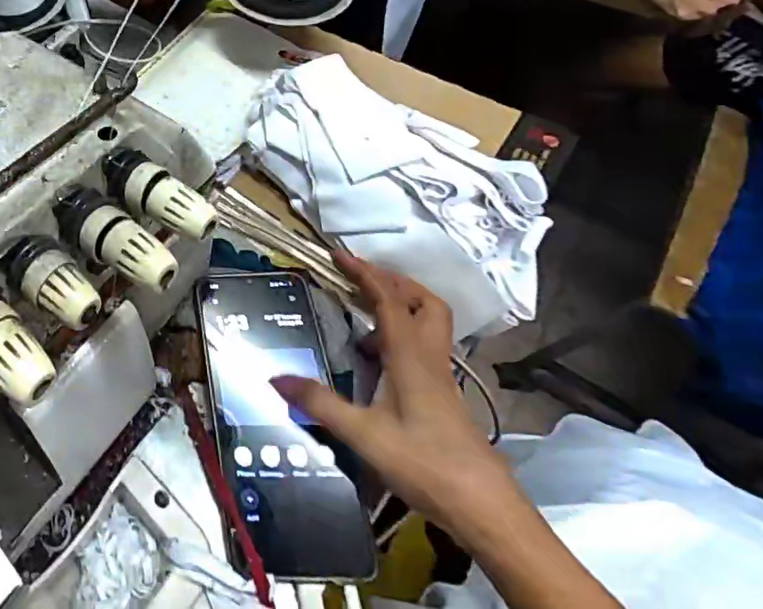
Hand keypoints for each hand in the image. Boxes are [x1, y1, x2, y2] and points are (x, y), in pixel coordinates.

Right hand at [270, 251, 525, 545]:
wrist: (486, 509)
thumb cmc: (427, 465)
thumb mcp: (364, 436)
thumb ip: (320, 404)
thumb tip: (276, 377)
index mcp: (411, 358)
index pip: (388, 301)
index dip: (363, 273)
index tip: (339, 254)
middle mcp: (430, 360)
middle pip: (425, 303)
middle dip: (394, 281)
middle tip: (361, 277)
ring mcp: (442, 379)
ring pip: (431, 324)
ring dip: (402, 306)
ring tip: (365, 314)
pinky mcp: (445, 397)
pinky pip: (425, 347)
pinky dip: (403, 336)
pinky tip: (380, 359)